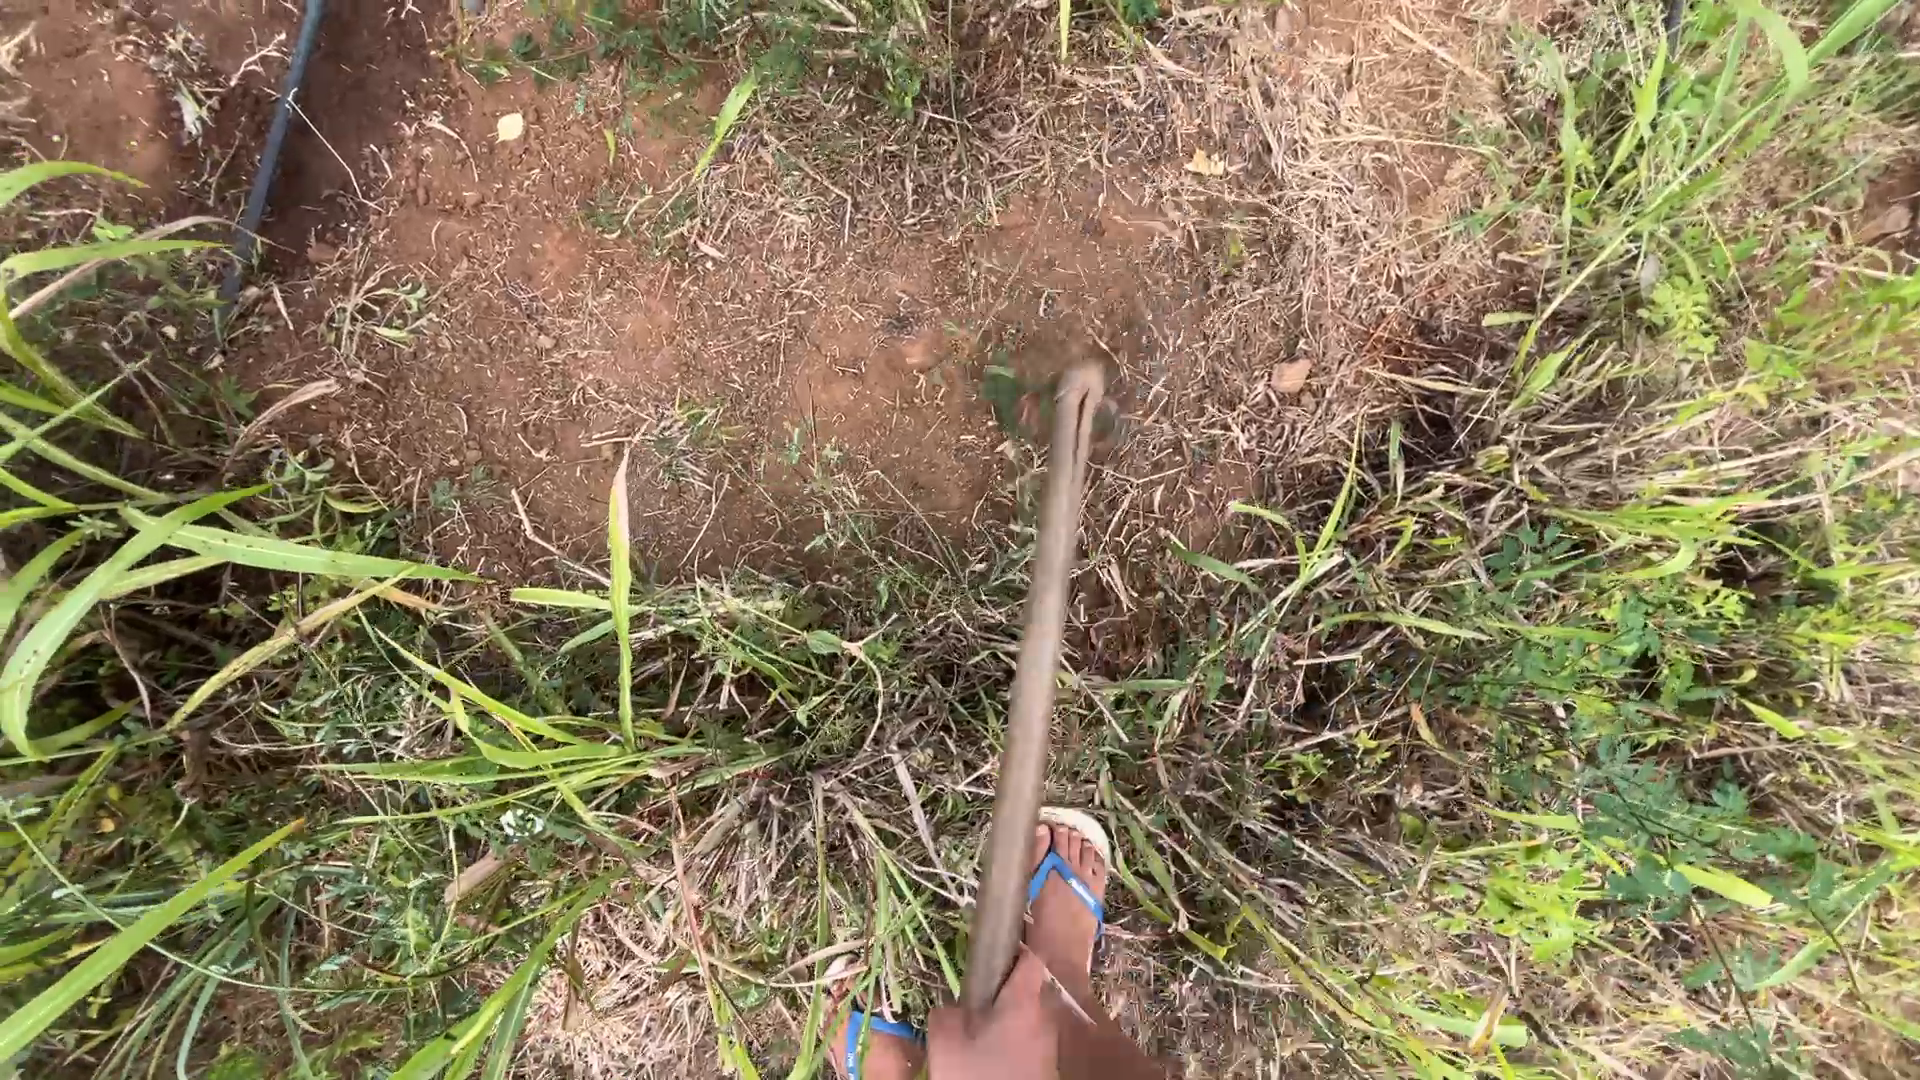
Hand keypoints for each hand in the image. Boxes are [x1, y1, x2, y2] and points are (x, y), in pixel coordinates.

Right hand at [928, 946, 1059, 1079]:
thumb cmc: (978, 1076)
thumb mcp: (946, 1040)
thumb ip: (946, 1012)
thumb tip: (953, 1006)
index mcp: (1025, 1000)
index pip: (1032, 956)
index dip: (1014, 947)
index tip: (992, 950)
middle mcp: (1045, 1018)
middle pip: (1026, 989)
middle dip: (1002, 992)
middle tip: (974, 1001)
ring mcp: (1048, 1046)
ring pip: (1025, 1019)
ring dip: (1004, 1022)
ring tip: (976, 1035)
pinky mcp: (1046, 1069)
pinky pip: (1026, 1043)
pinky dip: (1009, 1045)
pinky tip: (987, 1059)